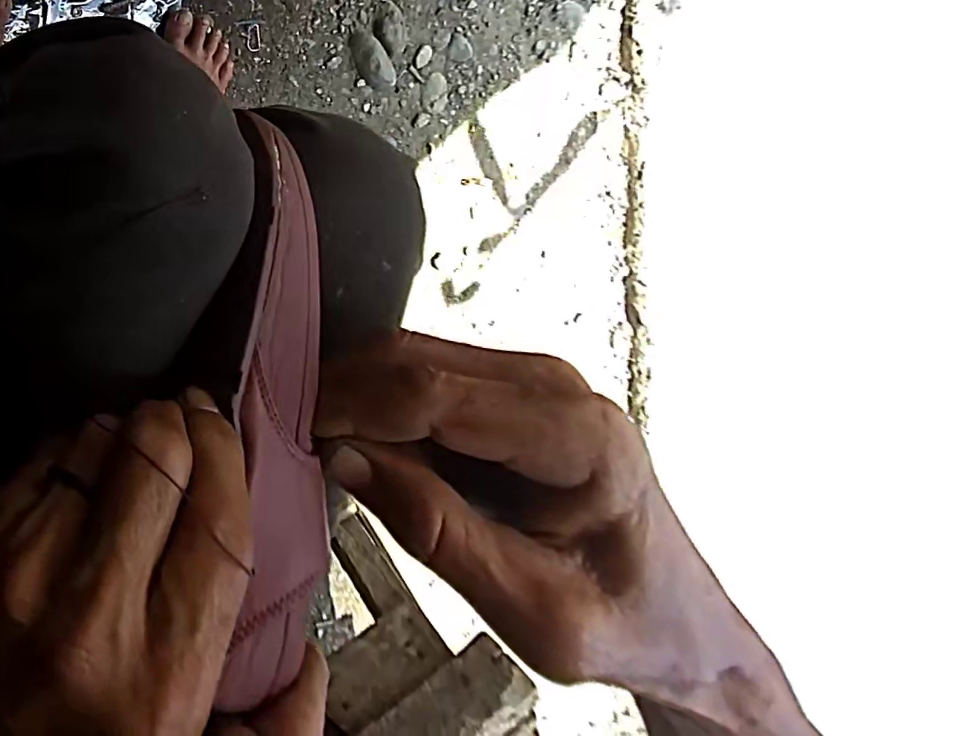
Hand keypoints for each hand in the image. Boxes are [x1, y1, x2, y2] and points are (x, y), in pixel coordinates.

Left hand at [0, 388, 324, 735]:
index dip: (225, 454)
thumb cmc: (80, 734)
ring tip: (133, 448)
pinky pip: (49, 450)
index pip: (216, 524)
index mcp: (161, 672)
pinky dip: (76, 445)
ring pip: (96, 438)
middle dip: (175, 421)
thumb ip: (270, 729)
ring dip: (124, 429)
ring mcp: (28, 563)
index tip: (219, 427)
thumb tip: (310, 663)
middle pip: (155, 458)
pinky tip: (84, 470)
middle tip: (182, 420)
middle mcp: (92, 611)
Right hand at [314, 332, 817, 735]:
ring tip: (324, 442)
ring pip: (404, 354)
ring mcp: (527, 375)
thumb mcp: (535, 614)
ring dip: (351, 391)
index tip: (301, 434)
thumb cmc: (625, 624)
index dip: (353, 406)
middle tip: (298, 436)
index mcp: (579, 437)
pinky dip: (372, 395)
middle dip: (340, 392)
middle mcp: (552, 384)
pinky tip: (360, 436)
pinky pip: (415, 369)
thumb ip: (439, 532)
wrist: (680, 617)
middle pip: (410, 359)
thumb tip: (345, 459)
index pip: (433, 395)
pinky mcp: (501, 382)